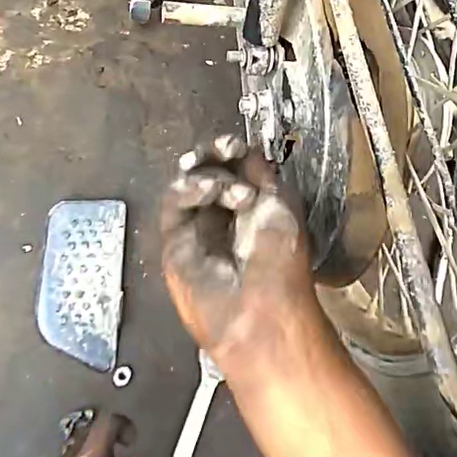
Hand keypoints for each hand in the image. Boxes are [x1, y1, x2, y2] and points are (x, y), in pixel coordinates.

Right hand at [160, 135, 324, 373]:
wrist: (264, 312)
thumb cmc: (282, 263)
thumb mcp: (280, 205)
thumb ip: (258, 172)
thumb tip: (246, 149)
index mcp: (250, 205)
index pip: (231, 166)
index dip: (230, 150)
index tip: (235, 144)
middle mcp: (221, 213)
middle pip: (204, 169)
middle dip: (212, 154)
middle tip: (224, 148)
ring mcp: (197, 227)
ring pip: (186, 183)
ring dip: (208, 175)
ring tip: (237, 194)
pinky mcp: (176, 242)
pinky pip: (174, 204)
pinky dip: (189, 189)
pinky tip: (208, 191)